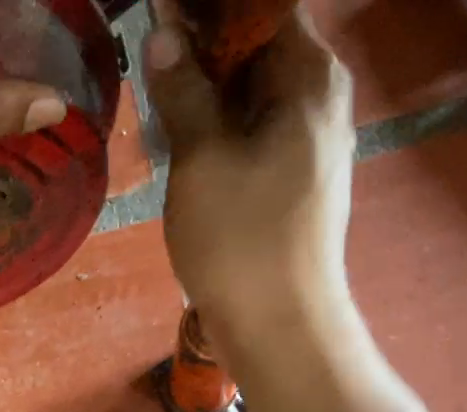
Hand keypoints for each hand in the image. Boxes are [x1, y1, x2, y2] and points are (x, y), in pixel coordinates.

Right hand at [144, 0, 355, 320]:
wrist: (279, 326)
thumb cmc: (241, 240)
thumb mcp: (202, 160)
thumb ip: (183, 91)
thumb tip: (163, 33)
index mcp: (309, 77)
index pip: (265, 5)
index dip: (210, 7)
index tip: (164, 11)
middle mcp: (318, 97)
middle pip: (259, 42)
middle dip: (203, 39)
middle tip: (148, 46)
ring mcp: (307, 139)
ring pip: (251, 87)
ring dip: (205, 82)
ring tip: (154, 82)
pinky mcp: (291, 175)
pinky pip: (252, 125)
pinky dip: (217, 119)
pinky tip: (179, 130)